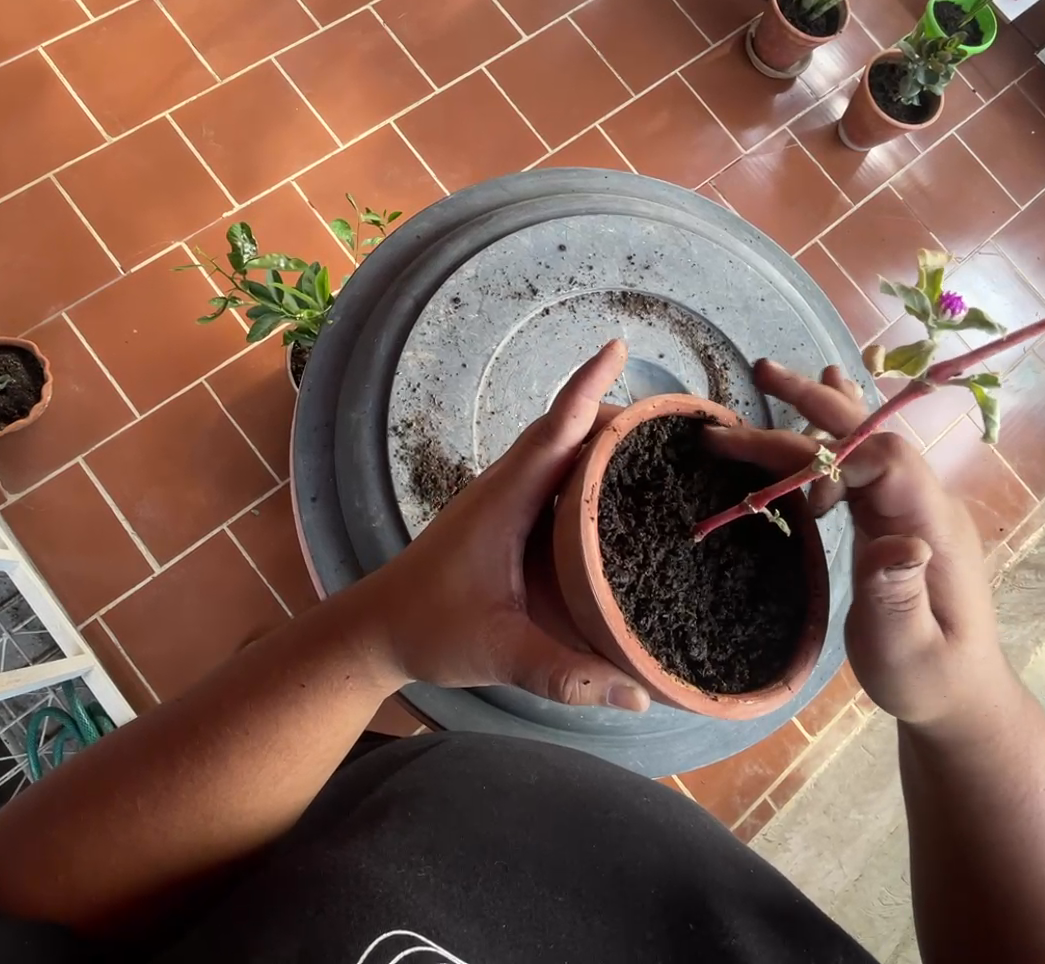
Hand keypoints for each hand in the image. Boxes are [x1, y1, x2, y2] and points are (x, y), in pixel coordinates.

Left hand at [351, 341, 651, 710]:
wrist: (377, 629)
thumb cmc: (427, 628)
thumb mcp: (498, 653)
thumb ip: (563, 675)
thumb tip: (639, 695)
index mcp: (503, 502)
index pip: (554, 432)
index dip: (587, 389)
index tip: (617, 349)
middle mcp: (504, 489)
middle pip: (563, 431)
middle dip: (613, 411)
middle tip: (668, 416)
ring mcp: (503, 501)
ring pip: (557, 452)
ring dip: (599, 436)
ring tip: (656, 442)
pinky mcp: (504, 519)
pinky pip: (552, 478)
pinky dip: (584, 468)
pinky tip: (616, 490)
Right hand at [705, 360, 1018, 731]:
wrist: (958, 692)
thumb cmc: (930, 678)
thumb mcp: (909, 651)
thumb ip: (899, 598)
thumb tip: (898, 541)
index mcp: (930, 528)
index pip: (887, 461)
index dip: (834, 456)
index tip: (793, 489)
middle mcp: (921, 504)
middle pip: (868, 435)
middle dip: (815, 403)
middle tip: (762, 372)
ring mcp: (907, 508)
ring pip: (860, 441)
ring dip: (817, 407)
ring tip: (774, 376)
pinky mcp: (890, 517)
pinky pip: (858, 462)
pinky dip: (831, 431)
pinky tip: (823, 403)